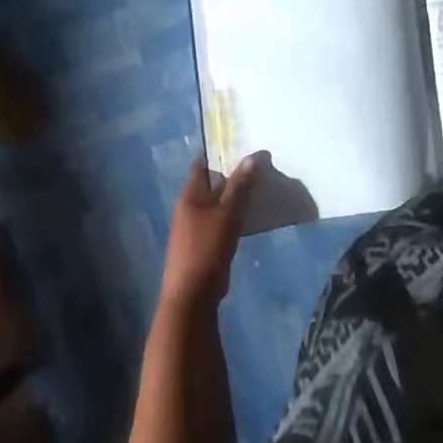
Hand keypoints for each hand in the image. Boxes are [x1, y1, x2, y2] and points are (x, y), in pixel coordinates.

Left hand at [158, 152, 263, 311]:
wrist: (192, 293)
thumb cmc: (207, 247)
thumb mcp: (227, 214)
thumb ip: (239, 186)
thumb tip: (251, 157)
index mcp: (189, 195)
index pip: (201, 166)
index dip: (216, 155)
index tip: (237, 149)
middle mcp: (187, 207)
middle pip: (209, 185)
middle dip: (228, 177)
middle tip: (255, 169)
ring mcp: (192, 227)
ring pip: (214, 205)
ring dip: (231, 199)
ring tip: (255, 191)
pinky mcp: (201, 244)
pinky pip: (217, 222)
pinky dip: (230, 217)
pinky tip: (245, 219)